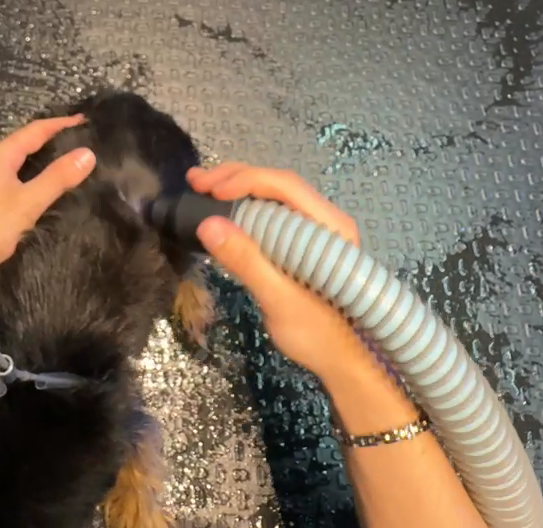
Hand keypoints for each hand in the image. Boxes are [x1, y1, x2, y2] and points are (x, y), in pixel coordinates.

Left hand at [0, 115, 94, 286]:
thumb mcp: (27, 203)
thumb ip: (57, 178)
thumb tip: (87, 152)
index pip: (36, 129)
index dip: (61, 123)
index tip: (85, 120)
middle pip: (23, 141)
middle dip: (50, 138)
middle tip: (77, 139)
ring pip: (14, 159)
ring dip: (37, 156)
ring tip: (61, 159)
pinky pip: (7, 173)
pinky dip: (26, 172)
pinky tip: (33, 184)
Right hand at [190, 163, 372, 384]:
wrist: (346, 364)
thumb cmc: (320, 335)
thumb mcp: (280, 300)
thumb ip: (247, 261)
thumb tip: (207, 224)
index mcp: (330, 226)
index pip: (285, 185)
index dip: (245, 180)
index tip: (211, 190)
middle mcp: (325, 218)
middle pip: (276, 183)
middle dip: (234, 177)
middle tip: (196, 181)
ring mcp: (314, 229)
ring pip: (271, 194)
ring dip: (235, 188)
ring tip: (201, 187)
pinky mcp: (302, 242)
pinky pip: (271, 211)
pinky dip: (243, 205)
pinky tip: (222, 208)